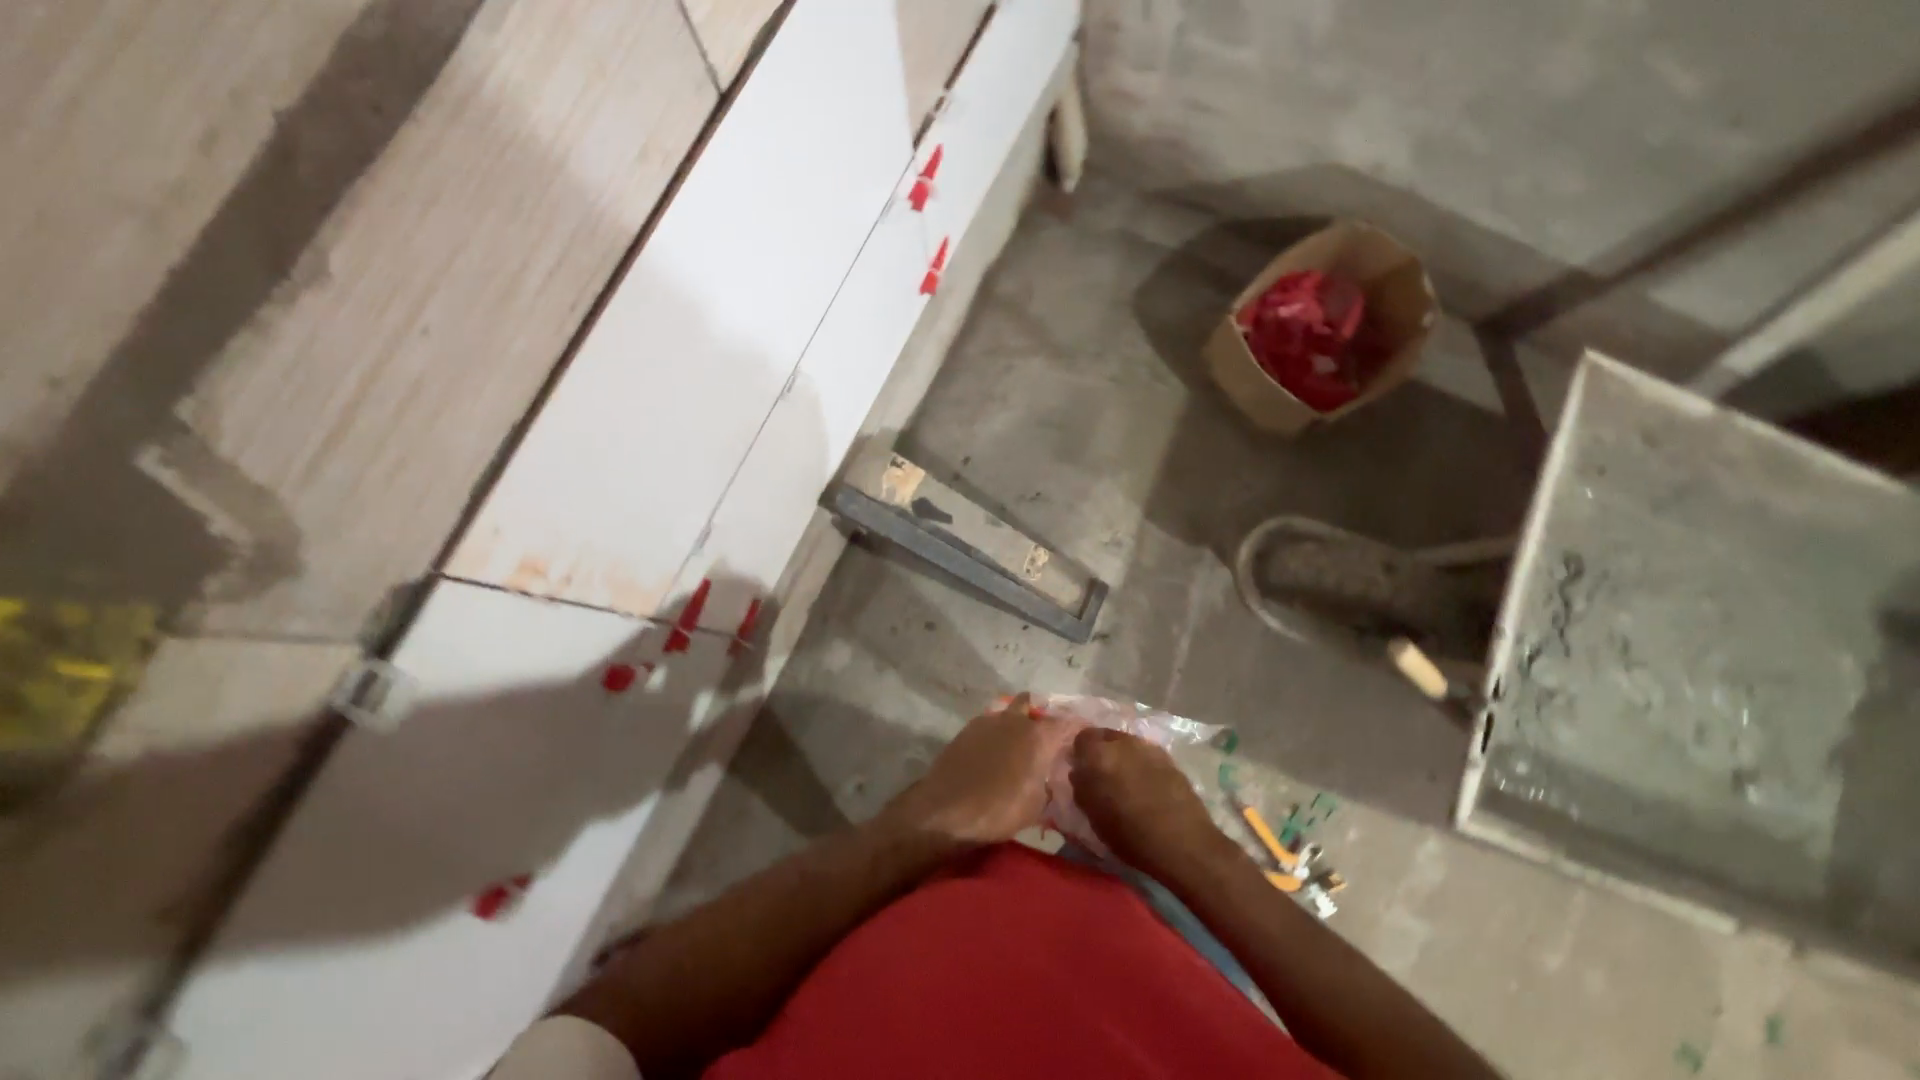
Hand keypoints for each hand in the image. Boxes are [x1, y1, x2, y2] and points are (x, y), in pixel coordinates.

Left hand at [881, 694, 1073, 845]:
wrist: (946, 810)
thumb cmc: (999, 810)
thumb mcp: (1036, 806)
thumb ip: (1047, 784)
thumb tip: (1048, 777)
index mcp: (1039, 736)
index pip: (1068, 722)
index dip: (1079, 726)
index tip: (1085, 733)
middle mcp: (1015, 721)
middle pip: (1033, 704)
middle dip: (1042, 713)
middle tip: (1047, 734)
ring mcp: (988, 722)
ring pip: (1008, 710)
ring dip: (1017, 720)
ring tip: (1020, 741)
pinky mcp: (966, 729)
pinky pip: (989, 722)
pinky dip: (997, 730)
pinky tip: (996, 749)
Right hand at [1069, 727, 1230, 871]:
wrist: (1182, 842)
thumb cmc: (1129, 834)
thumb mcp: (1092, 815)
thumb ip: (1082, 787)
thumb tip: (1079, 772)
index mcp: (1099, 754)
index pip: (1081, 738)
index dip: (1080, 754)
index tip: (1082, 771)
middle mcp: (1124, 742)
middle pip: (1106, 736)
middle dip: (1102, 752)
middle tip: (1103, 776)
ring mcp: (1150, 748)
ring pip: (1128, 744)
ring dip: (1123, 757)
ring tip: (1126, 782)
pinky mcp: (1170, 759)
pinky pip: (1147, 755)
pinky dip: (1143, 765)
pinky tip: (1147, 786)